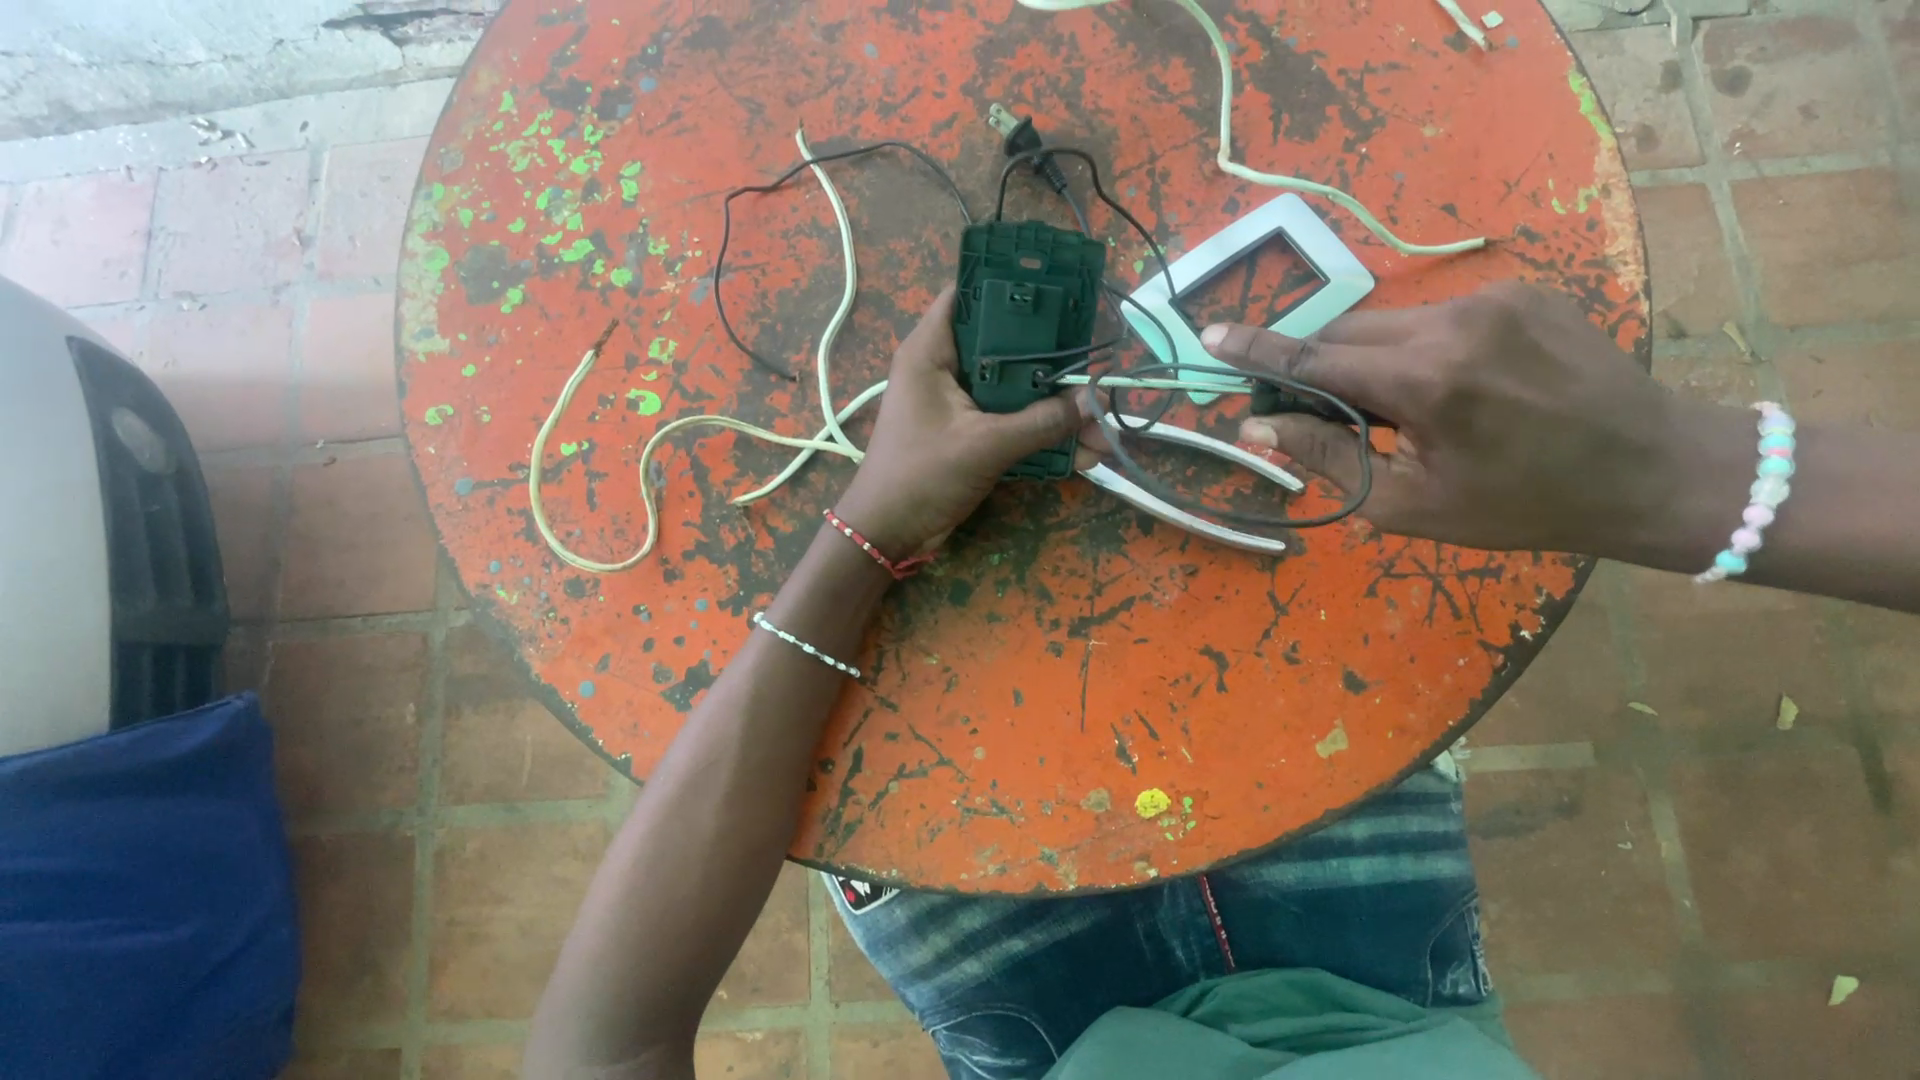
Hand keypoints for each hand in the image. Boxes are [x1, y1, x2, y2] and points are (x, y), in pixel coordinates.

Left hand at [835, 286, 1089, 556]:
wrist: (888, 535)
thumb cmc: (921, 477)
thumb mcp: (984, 446)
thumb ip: (1041, 423)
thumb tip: (1096, 402)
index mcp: (932, 352)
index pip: (969, 294)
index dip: (1012, 286)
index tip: (1062, 292)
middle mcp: (945, 368)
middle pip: (1007, 345)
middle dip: (1054, 362)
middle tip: (1098, 368)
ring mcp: (959, 404)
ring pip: (1017, 391)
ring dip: (1056, 409)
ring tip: (1101, 429)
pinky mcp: (970, 434)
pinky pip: (1013, 423)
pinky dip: (1042, 436)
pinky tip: (1082, 454)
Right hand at [1202, 282, 1710, 556]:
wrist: (1657, 470)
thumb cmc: (1523, 506)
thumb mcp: (1410, 504)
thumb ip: (1326, 455)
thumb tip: (1256, 427)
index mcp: (1426, 381)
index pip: (1313, 358)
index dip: (1255, 351)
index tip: (1209, 336)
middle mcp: (1454, 322)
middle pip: (1343, 332)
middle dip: (1313, 368)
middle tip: (1307, 413)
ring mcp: (1494, 298)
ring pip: (1386, 322)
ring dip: (1364, 360)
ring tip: (1390, 410)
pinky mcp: (1521, 291)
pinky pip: (1434, 316)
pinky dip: (1413, 348)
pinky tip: (1446, 388)